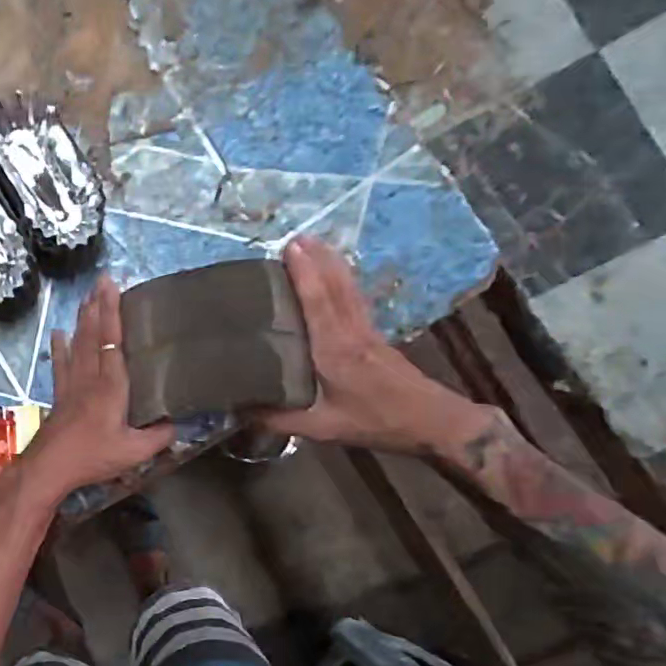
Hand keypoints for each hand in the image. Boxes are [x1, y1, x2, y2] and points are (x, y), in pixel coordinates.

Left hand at [14, 275, 176, 503]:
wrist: (49, 468)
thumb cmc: (92, 458)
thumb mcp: (134, 452)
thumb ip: (159, 437)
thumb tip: (177, 425)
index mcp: (111, 387)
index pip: (112, 341)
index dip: (113, 313)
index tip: (113, 287)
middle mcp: (89, 379)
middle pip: (92, 335)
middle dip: (98, 306)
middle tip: (101, 280)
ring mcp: (71, 386)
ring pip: (76, 345)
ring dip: (81, 320)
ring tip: (85, 297)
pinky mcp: (59, 397)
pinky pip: (60, 365)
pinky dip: (60, 348)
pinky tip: (57, 333)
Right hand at [260, 236, 494, 456]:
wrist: (428, 420)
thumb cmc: (373, 422)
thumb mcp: (319, 428)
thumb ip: (278, 418)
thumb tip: (238, 409)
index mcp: (335, 351)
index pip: (319, 304)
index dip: (305, 274)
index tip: (291, 249)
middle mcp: (351, 333)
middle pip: (335, 286)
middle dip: (317, 259)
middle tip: (296, 237)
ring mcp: (366, 332)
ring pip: (347, 289)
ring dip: (331, 264)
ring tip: (314, 244)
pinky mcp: (374, 337)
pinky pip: (353, 300)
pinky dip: (341, 281)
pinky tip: (335, 275)